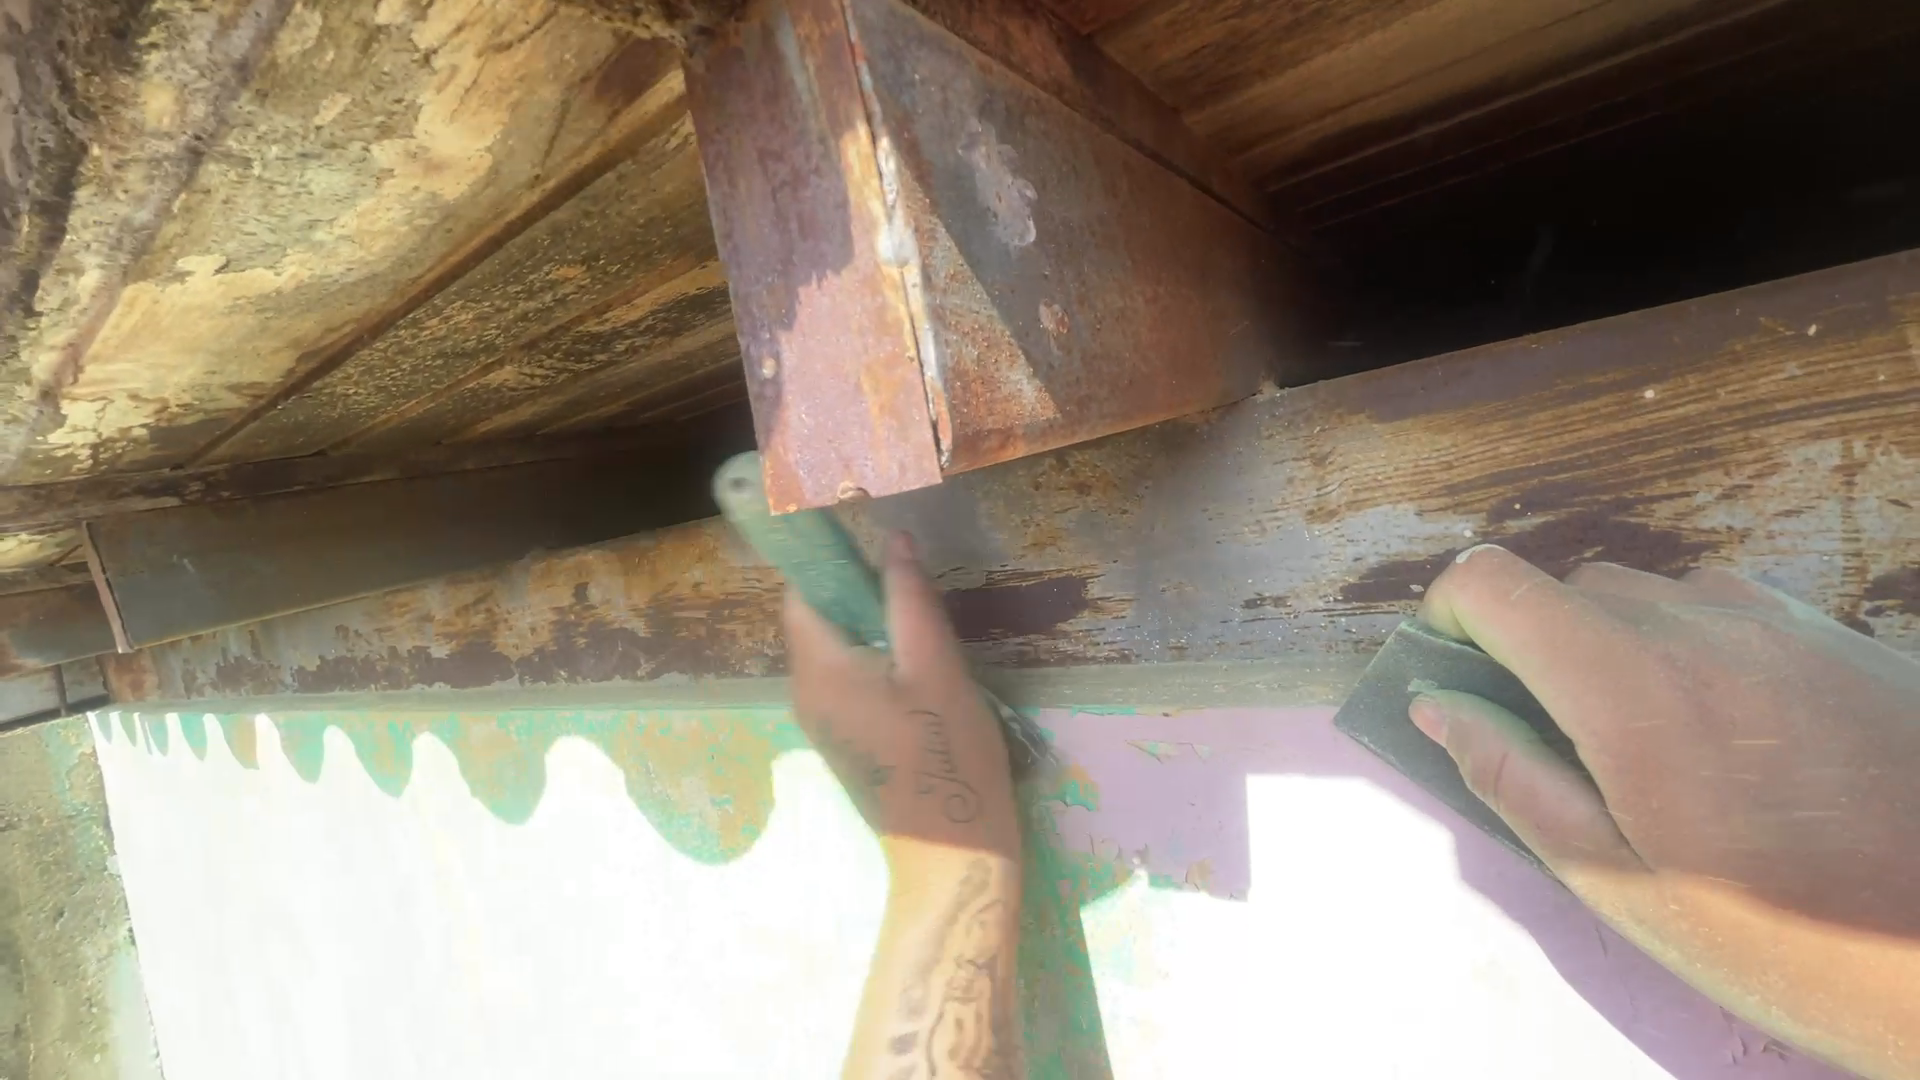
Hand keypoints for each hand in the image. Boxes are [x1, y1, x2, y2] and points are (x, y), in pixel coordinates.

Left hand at [785, 532, 1019, 863]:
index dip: (828, 564)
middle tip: (912, 594)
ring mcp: (821, 722)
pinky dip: (873, 660)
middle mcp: (805, 694)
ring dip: (869, 628)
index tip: (871, 550)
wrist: (953, 849)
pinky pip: (845, 680)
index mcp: (817, 670)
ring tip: (922, 633)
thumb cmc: (947, 750)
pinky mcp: (843, 739)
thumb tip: (893, 538)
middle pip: (816, 621)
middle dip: (857, 595)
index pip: (800, 594)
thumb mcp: (935, 663)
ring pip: (834, 651)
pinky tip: (917, 673)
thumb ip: (909, 596)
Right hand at [1410, 546, 1919, 1077]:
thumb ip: (1507, 775)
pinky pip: (1715, 607)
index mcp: (1628, 682)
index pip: (1487, 581)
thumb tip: (1435, 705)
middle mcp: (1699, 622)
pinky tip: (1730, 725)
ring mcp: (1782, 620)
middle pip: (1557, 587)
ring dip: (1601, 640)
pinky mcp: (1845, 635)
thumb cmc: (1793, 935)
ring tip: (1646, 733)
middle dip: (1525, 643)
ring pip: (1635, 593)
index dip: (1447, 615)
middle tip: (1553, 732)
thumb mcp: (1618, 880)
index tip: (1457, 676)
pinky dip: (1677, 642)